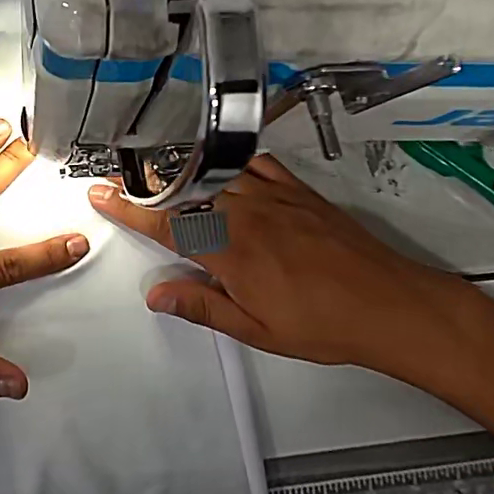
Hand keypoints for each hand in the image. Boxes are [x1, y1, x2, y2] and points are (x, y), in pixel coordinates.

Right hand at [89, 154, 493, 385]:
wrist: (391, 305)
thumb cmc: (327, 323)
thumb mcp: (257, 329)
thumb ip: (203, 306)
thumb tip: (160, 295)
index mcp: (230, 251)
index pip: (165, 223)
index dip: (128, 208)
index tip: (103, 195)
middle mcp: (246, 215)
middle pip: (185, 191)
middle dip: (151, 190)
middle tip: (131, 189)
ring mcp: (273, 197)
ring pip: (215, 174)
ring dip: (187, 176)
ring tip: (172, 183)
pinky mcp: (298, 190)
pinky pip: (256, 163)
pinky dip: (234, 163)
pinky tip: (229, 173)